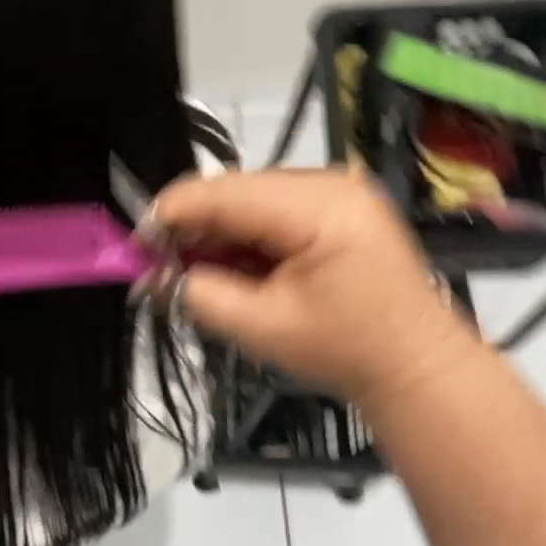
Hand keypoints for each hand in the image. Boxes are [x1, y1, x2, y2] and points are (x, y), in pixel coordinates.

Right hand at [149, 169, 483, 403]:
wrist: (413, 362)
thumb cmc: (342, 348)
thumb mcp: (260, 328)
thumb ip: (199, 295)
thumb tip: (152, 276)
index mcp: (316, 207)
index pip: (221, 193)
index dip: (169, 216)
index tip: (133, 250)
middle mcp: (327, 183)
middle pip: (232, 191)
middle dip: (189, 229)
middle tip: (157, 272)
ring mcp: (335, 191)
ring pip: (246, 200)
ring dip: (212, 235)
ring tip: (189, 276)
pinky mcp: (334, 208)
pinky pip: (269, 212)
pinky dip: (239, 239)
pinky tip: (226, 270)